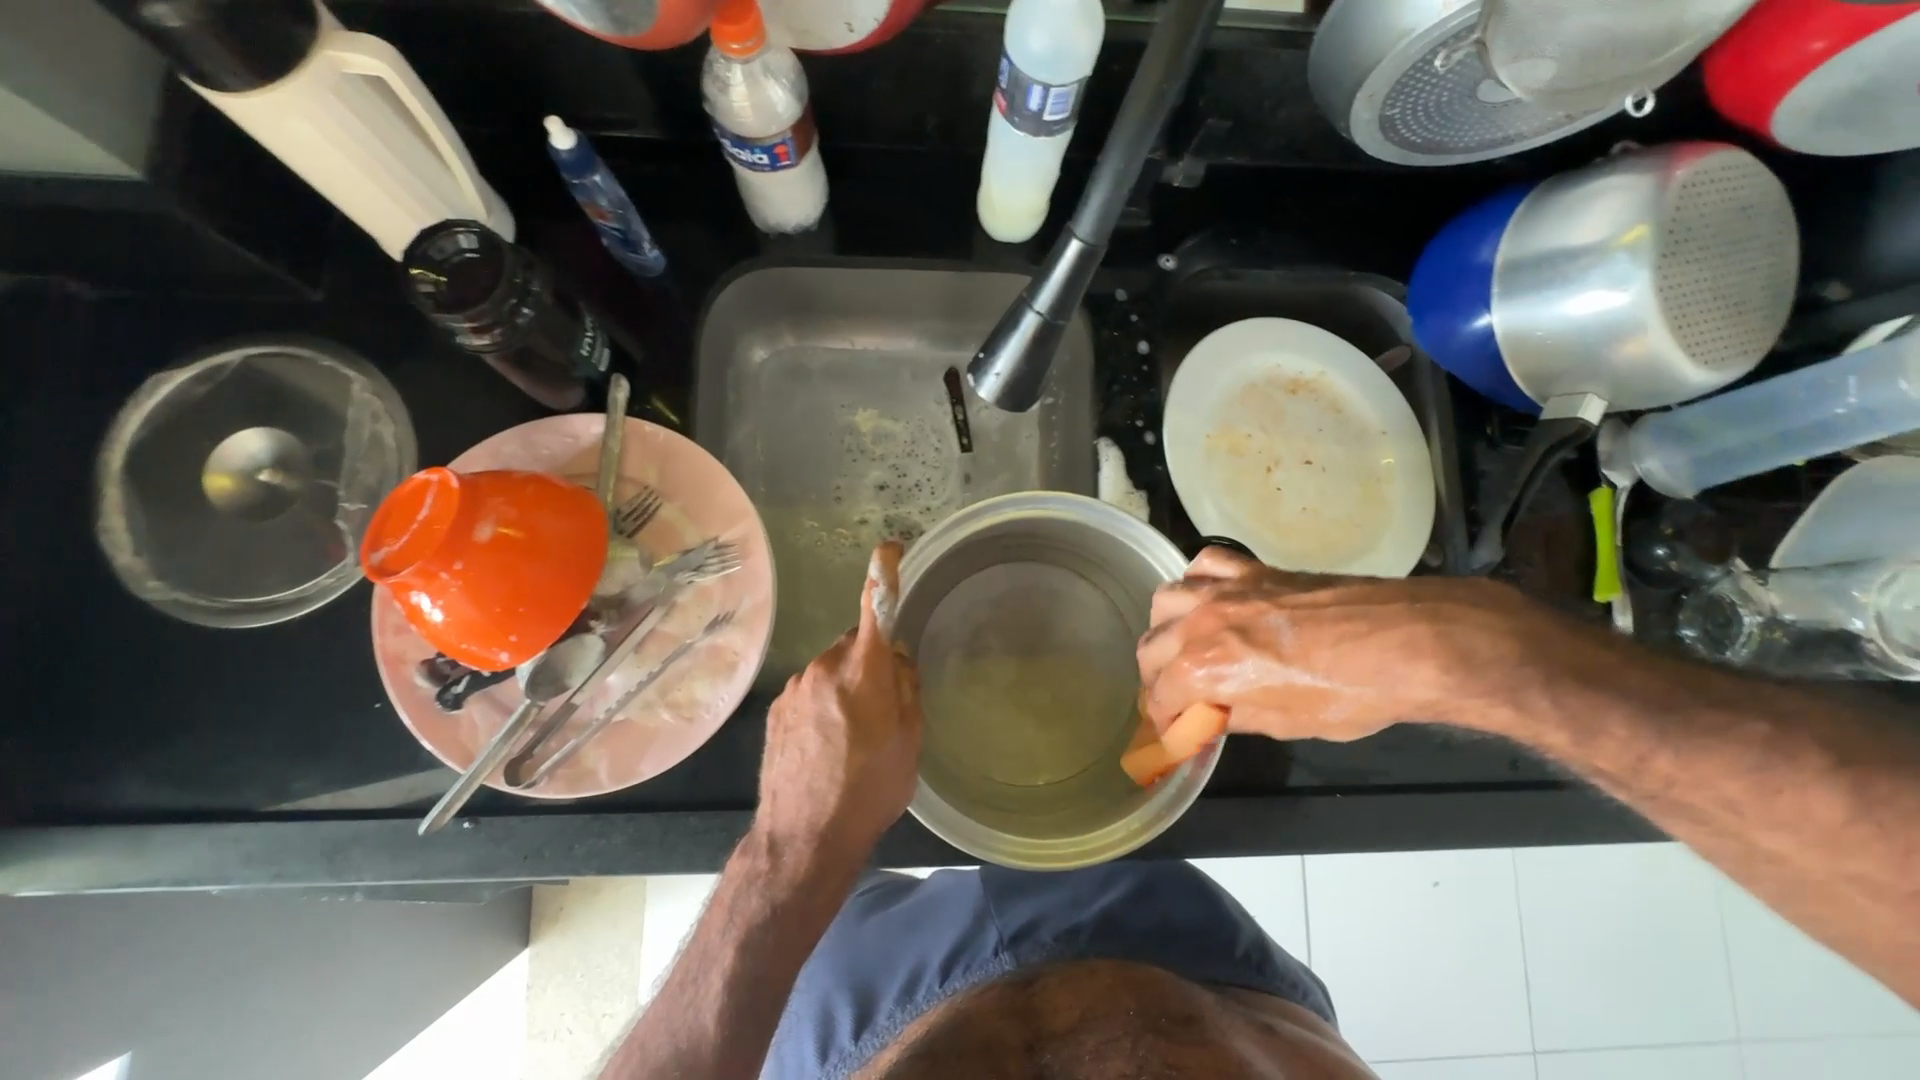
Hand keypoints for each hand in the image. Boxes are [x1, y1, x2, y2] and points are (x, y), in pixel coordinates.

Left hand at [755, 541, 922, 866]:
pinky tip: (828, 746)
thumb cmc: (870, 789)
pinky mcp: (776, 710)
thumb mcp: (910, 742)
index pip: (874, 605)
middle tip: (884, 707)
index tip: (890, 550)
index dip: (884, 572)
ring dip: (845, 688)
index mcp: (863, 670)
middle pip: (852, 646)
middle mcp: (823, 668)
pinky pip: (810, 692)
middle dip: (869, 664)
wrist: (804, 836)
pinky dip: (823, 706)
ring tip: (853, 738)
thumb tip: (897, 659)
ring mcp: (794, 688)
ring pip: (830, 672)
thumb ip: (906, 689)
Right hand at [1136, 547, 1581, 741]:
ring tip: (1187, 644)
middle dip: (1156, 677)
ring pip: (1165, 600)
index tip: (1172, 731)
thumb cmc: (1349, 696)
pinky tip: (1211, 598)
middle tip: (1178, 696)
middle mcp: (1201, 622)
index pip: (1159, 696)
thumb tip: (1209, 716)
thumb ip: (1234, 716)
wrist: (1405, 642)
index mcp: (1204, 668)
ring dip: (1168, 627)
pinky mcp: (1253, 569)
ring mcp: (1225, 589)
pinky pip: (1205, 565)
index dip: (1163, 720)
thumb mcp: (1286, 724)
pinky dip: (1198, 581)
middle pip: (1150, 647)